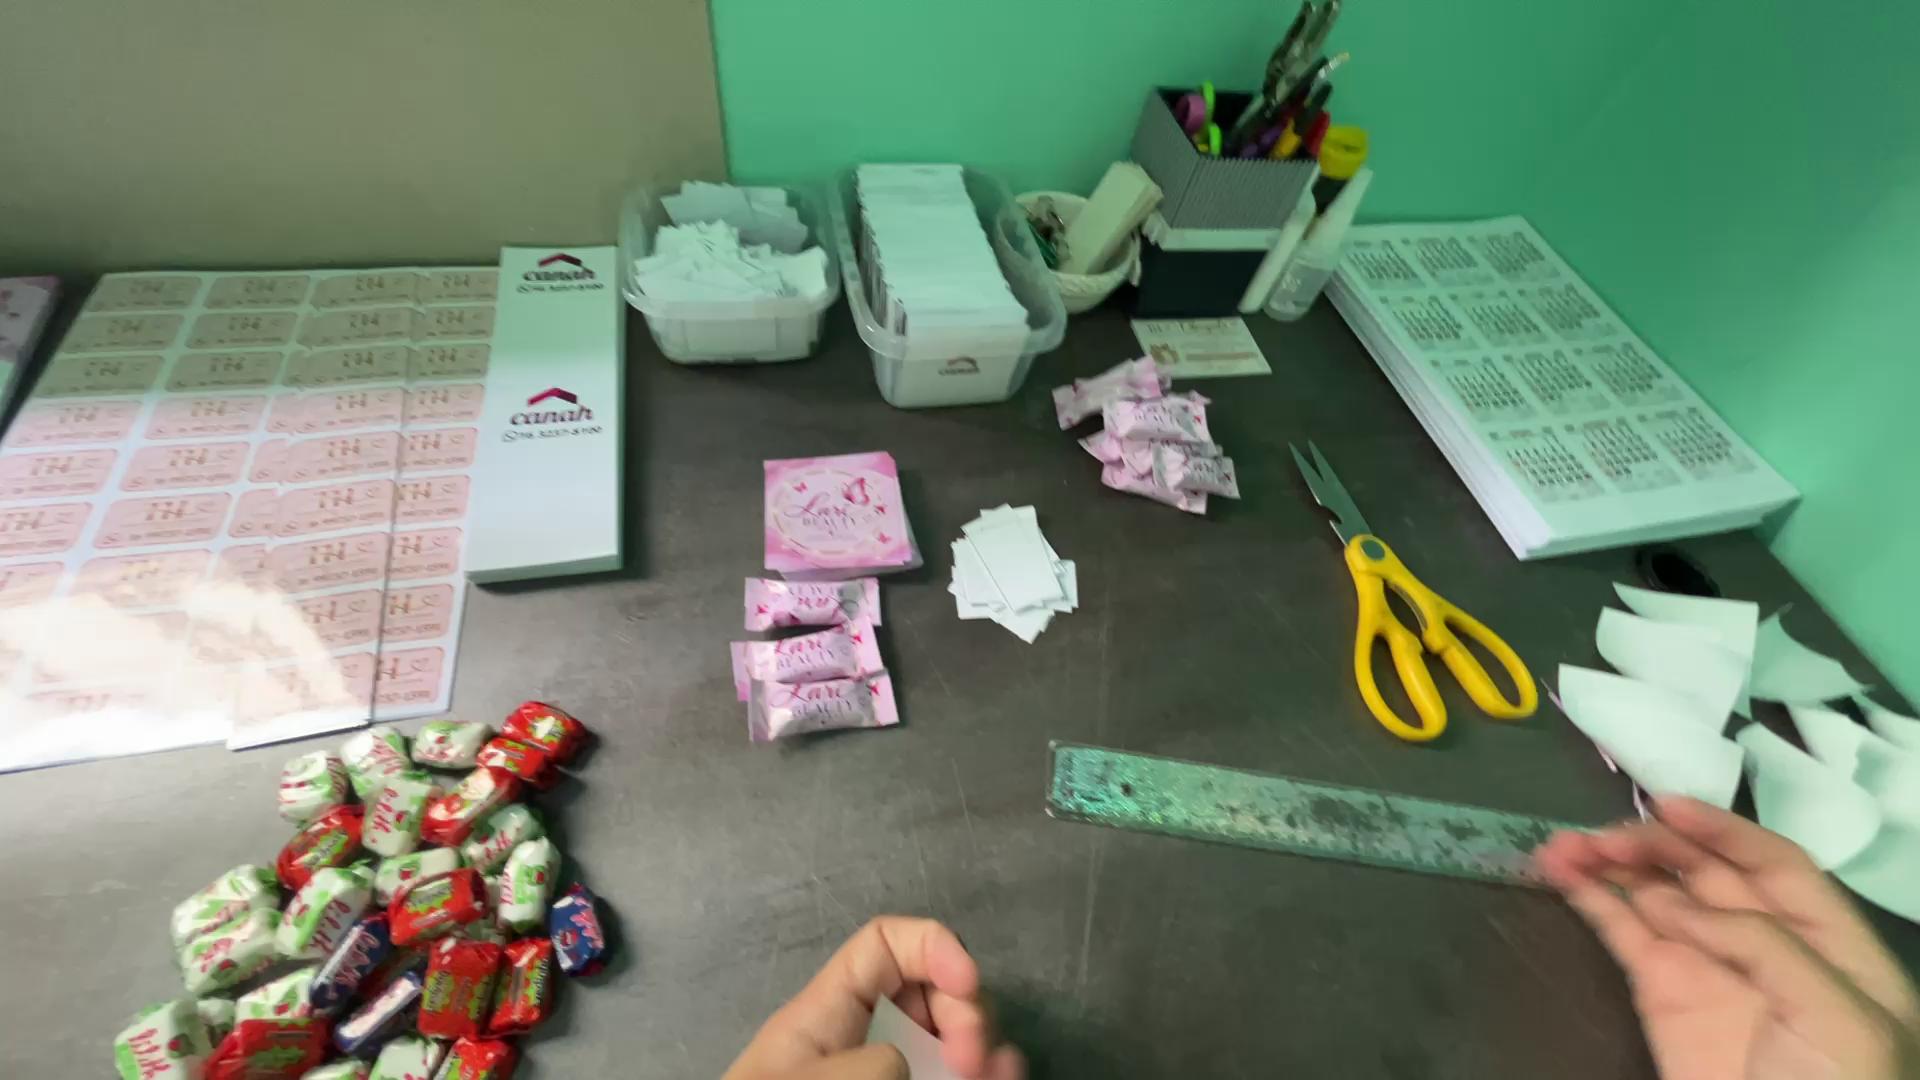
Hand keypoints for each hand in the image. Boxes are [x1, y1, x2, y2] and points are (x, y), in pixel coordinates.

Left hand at [724, 917, 1025, 1079]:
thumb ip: (856, 1065)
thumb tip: (907, 1060)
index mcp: (830, 1010)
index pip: (885, 944)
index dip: (932, 944)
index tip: (966, 980)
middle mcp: (868, 1035)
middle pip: (931, 989)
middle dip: (965, 1008)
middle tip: (973, 1055)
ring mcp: (892, 1071)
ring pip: (951, 1037)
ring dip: (981, 1045)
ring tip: (996, 1071)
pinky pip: (951, 1074)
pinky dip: (984, 1073)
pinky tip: (1004, 1077)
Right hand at [1536, 796, 1919, 1078]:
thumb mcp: (1841, 1021)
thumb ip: (1763, 945)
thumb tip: (1671, 905)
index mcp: (1828, 947)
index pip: (1776, 865)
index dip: (1722, 829)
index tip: (1663, 805)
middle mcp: (1761, 941)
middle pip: (1700, 869)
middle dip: (1649, 842)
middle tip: (1603, 839)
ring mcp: (1702, 960)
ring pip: (1648, 888)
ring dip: (1604, 858)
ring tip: (1562, 846)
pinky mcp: (1654, 981)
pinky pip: (1614, 922)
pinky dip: (1582, 889)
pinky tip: (1553, 867)